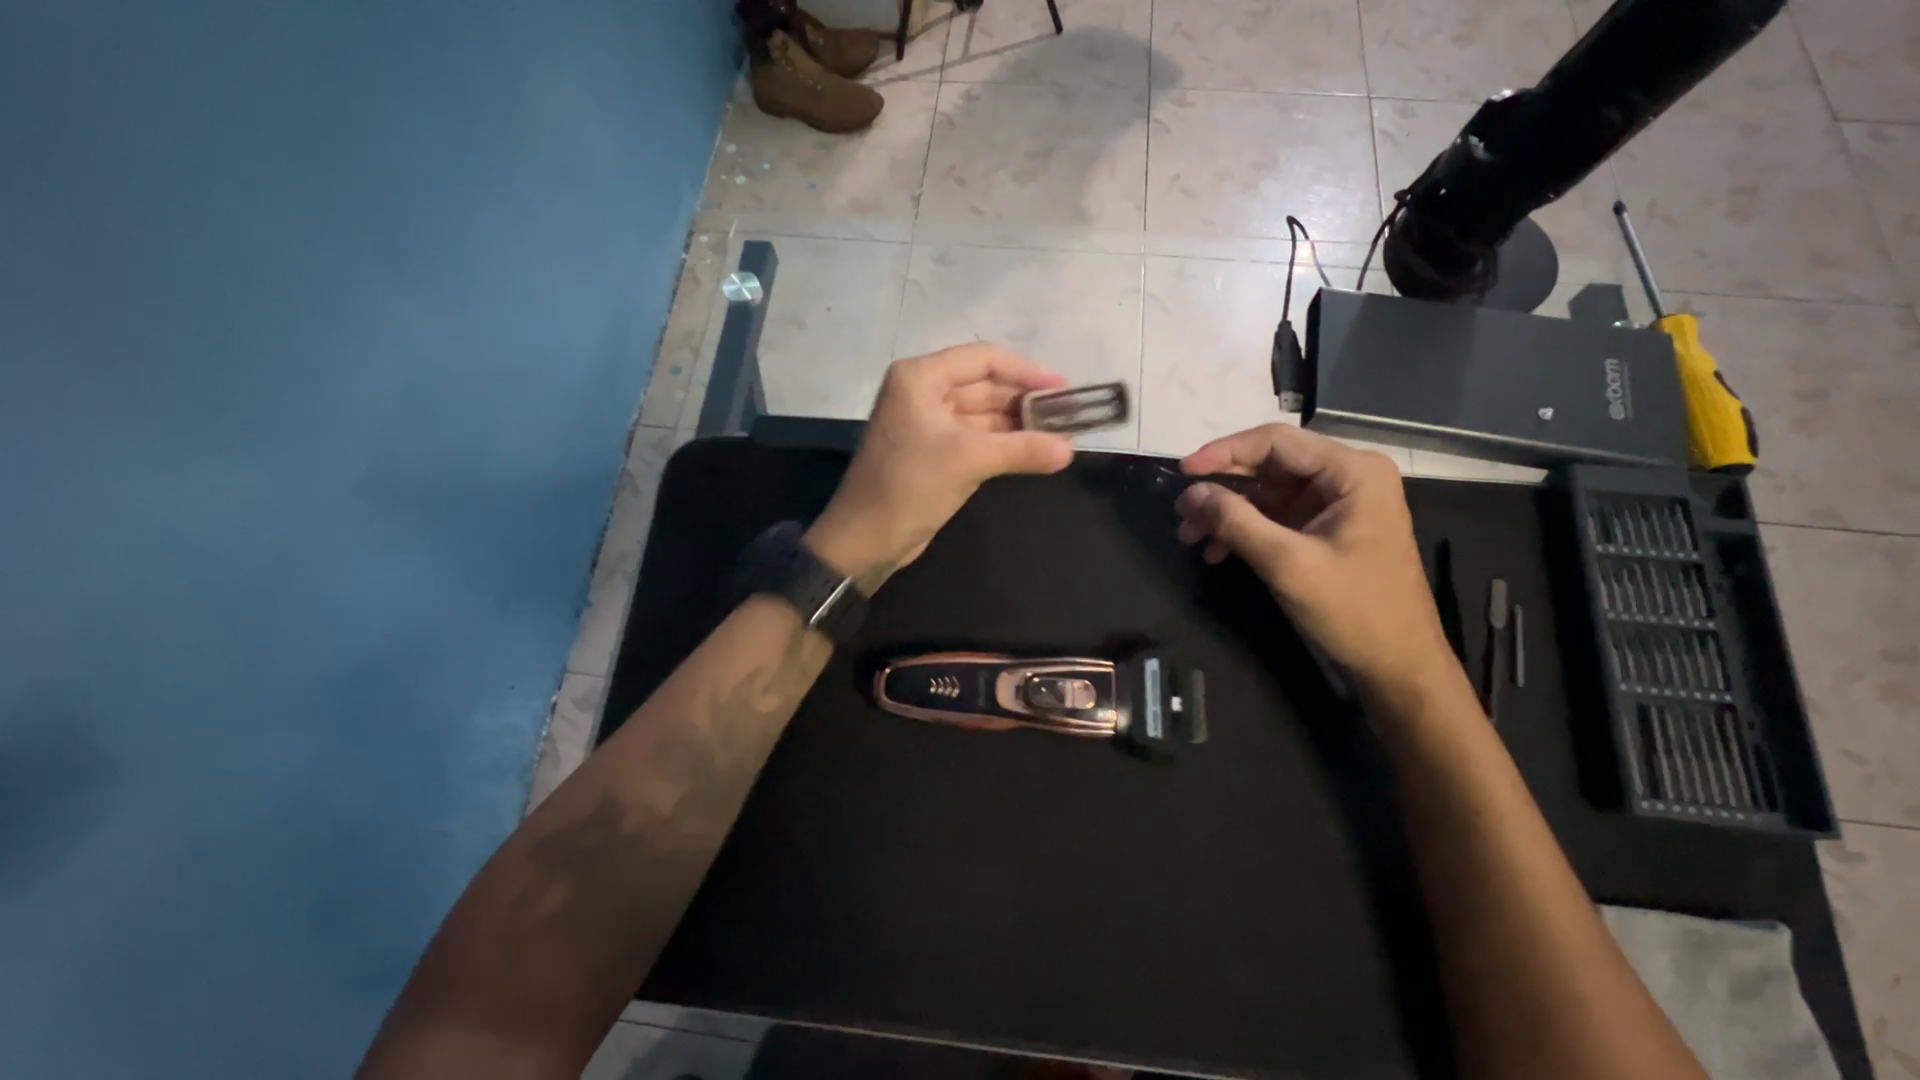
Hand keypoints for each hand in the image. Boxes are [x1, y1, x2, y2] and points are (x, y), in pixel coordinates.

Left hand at [805, 344, 1074, 592]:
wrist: (866, 540)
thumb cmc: (909, 486)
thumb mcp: (968, 460)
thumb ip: (1021, 449)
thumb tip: (1069, 449)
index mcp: (921, 378)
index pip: (983, 359)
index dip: (1026, 371)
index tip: (1065, 387)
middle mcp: (923, 392)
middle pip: (984, 384)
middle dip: (1024, 399)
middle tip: (1069, 414)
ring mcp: (928, 423)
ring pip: (983, 413)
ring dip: (1018, 424)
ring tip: (1060, 434)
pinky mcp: (935, 452)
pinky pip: (977, 438)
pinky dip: (1004, 444)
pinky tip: (1035, 451)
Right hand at [1174, 423, 1455, 699]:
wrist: (1399, 666)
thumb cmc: (1353, 610)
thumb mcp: (1287, 564)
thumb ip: (1237, 522)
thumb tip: (1191, 494)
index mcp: (1353, 471)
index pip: (1276, 441)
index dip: (1224, 452)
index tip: (1181, 471)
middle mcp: (1349, 477)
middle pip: (1271, 464)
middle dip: (1223, 486)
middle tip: (1181, 510)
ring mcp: (1340, 503)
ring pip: (1270, 492)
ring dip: (1229, 511)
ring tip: (1190, 534)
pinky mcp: (1330, 529)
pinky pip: (1279, 516)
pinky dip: (1247, 529)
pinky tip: (1218, 551)